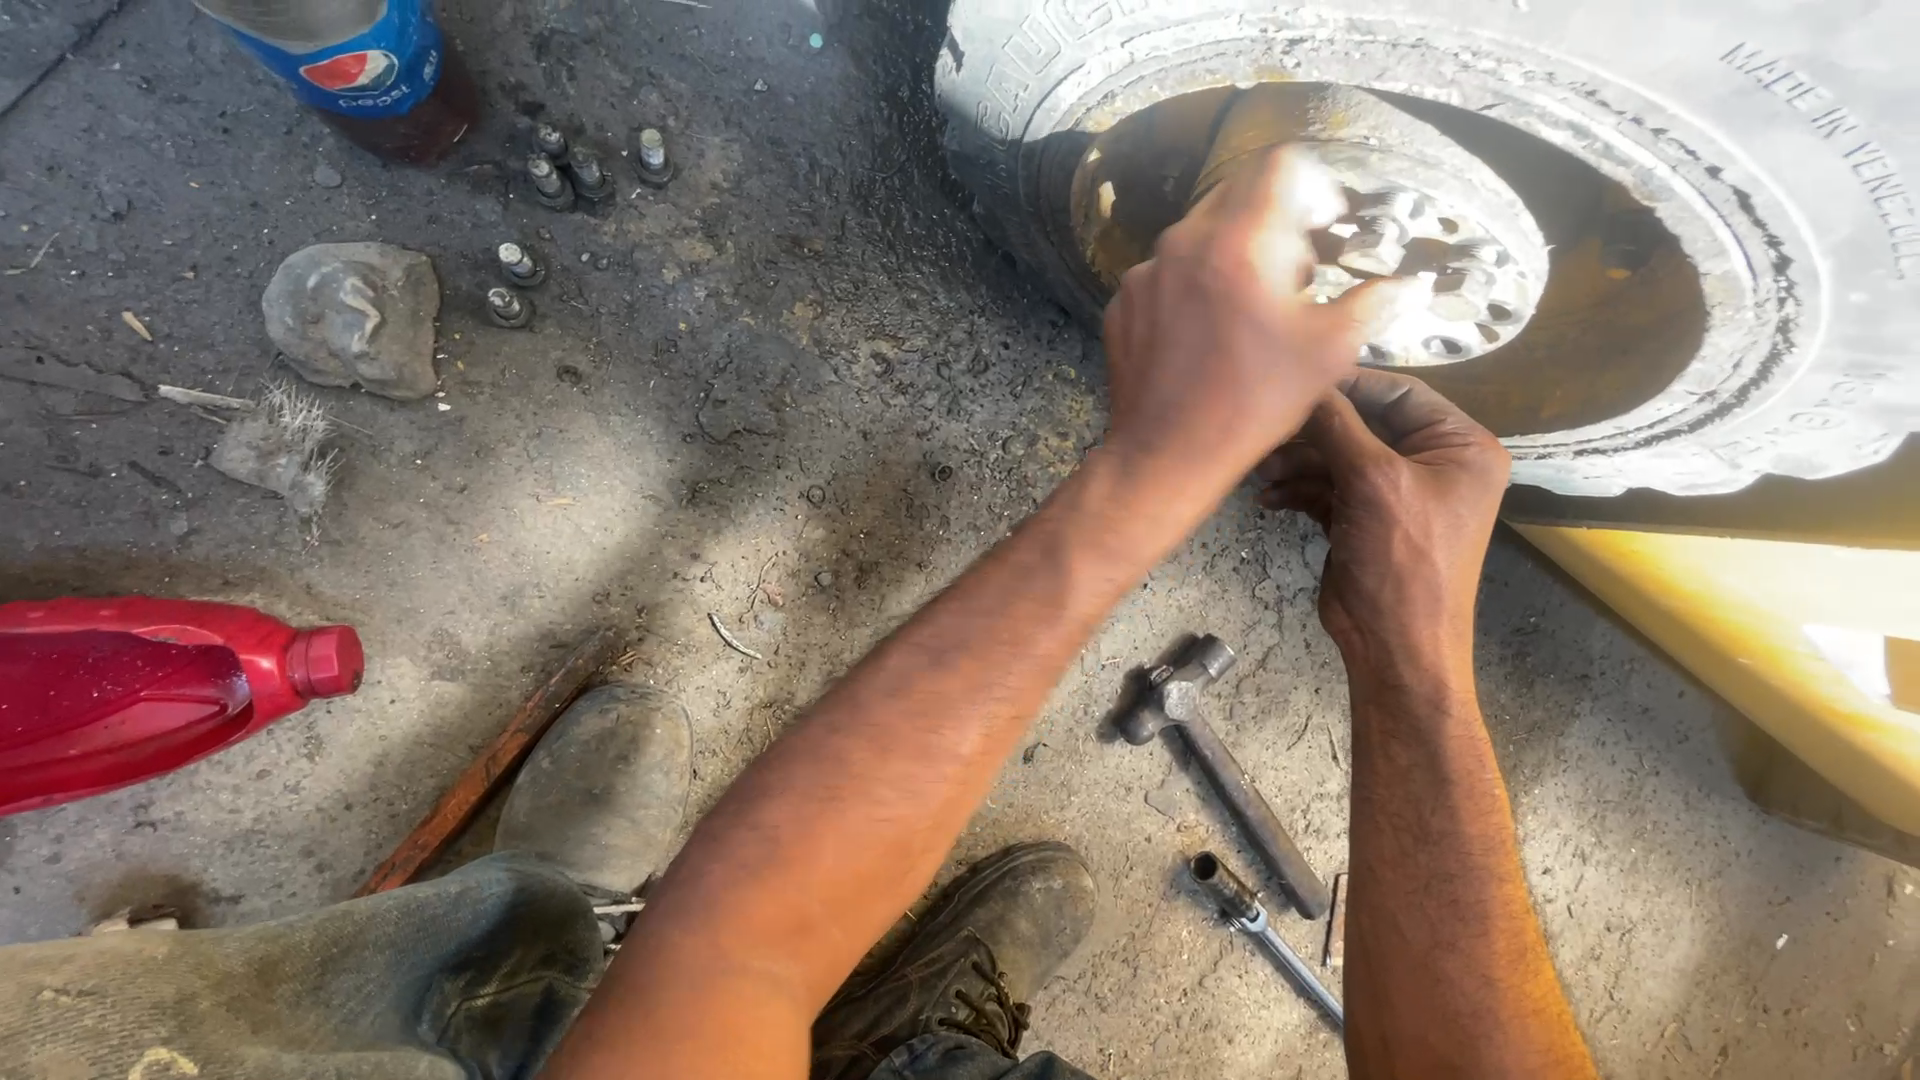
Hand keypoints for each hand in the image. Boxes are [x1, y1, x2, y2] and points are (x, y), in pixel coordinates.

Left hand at [1101, 146, 1424, 489]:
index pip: (1280, 165)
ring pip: (1195, 237)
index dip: (1313, 185)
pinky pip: (1163, 274)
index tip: (1324, 224)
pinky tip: (1203, 332)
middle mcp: (1183, 244)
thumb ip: (1372, 303)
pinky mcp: (1121, 305)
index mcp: (1239, 241)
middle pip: (1234, 196)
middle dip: (1272, 221)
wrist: (1165, 452)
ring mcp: (1143, 275)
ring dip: (1230, 254)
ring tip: (1248, 309)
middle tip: (1293, 274)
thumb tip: (1409, 282)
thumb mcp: (1328, 352)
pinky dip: (1190, 286)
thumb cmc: (1253, 401)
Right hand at [1255, 369, 1509, 674]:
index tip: (1293, 384)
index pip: (1400, 393)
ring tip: (1261, 474)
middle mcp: (1430, 464)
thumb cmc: (1402, 558)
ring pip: (1336, 458)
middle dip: (1312, 434)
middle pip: (1360, 426)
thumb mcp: (1372, 481)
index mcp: (1459, 446)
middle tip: (1266, 436)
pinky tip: (1268, 500)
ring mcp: (1394, 494)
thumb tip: (1302, 383)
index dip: (1346, 386)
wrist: (1395, 643)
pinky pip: (1325, 489)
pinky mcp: (1362, 520)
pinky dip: (1297, 490)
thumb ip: (1337, 425)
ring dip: (1296, 464)